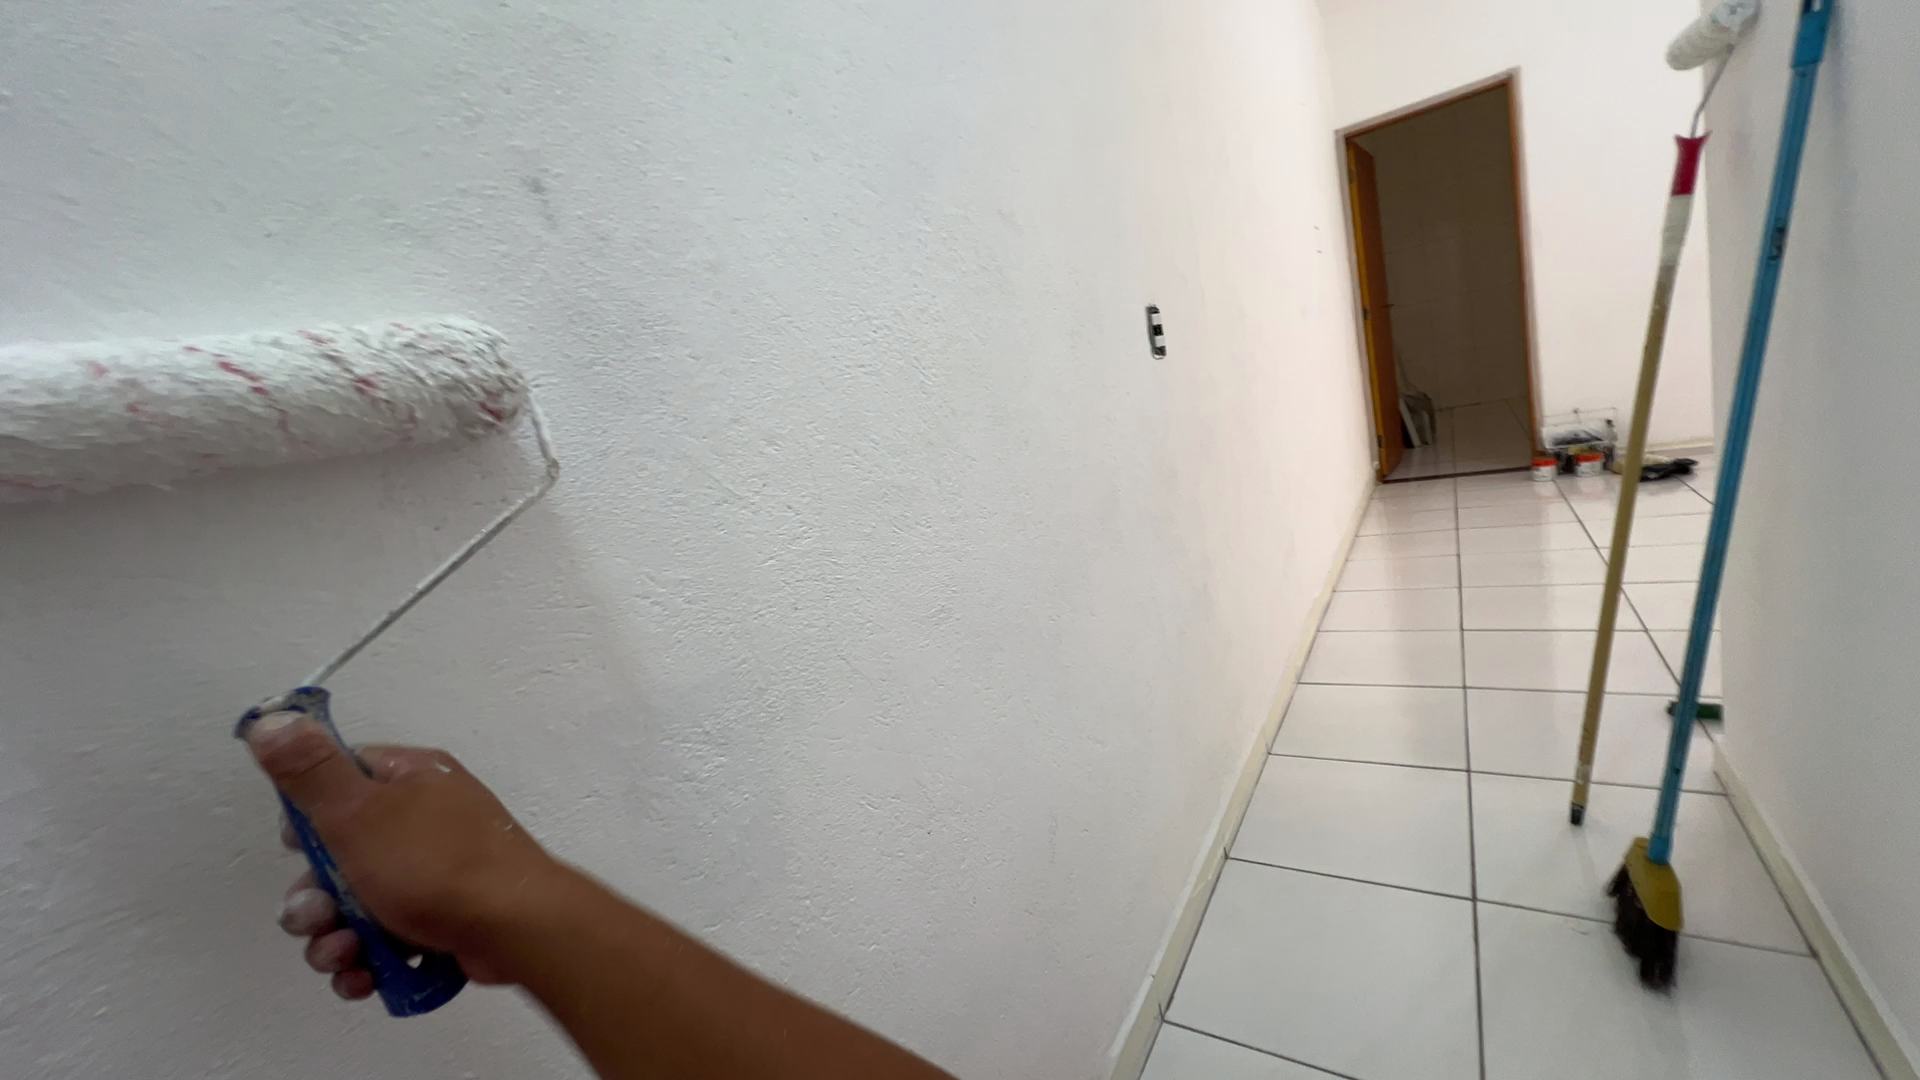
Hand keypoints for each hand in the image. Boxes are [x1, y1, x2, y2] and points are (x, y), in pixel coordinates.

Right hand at [244, 712, 567, 998]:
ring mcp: (435, 867)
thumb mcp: (361, 811)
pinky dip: (366, 960)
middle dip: (314, 897)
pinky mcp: (439, 915)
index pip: (345, 776)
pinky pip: (380, 939)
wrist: (511, 924)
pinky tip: (366, 974)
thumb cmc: (436, 862)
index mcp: (416, 777)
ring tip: (348, 952)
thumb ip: (312, 773)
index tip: (298, 844)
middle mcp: (427, 816)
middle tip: (318, 917)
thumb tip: (275, 717)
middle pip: (339, 853)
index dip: (309, 813)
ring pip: (352, 904)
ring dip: (334, 938)